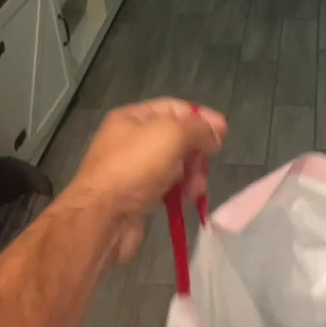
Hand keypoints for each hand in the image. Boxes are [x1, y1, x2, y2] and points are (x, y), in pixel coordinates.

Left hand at [63, 98, 225, 262]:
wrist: (102, 218)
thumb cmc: (134, 168)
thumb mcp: (171, 135)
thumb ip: (198, 128)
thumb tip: (215, 132)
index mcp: (133, 117)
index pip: (175, 108)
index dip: (201, 118)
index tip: (223, 134)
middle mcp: (130, 139)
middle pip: (177, 137)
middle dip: (196, 152)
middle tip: (204, 167)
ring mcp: (132, 168)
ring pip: (174, 163)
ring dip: (190, 174)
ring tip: (194, 190)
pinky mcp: (136, 194)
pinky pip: (166, 185)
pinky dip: (178, 190)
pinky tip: (184, 199)